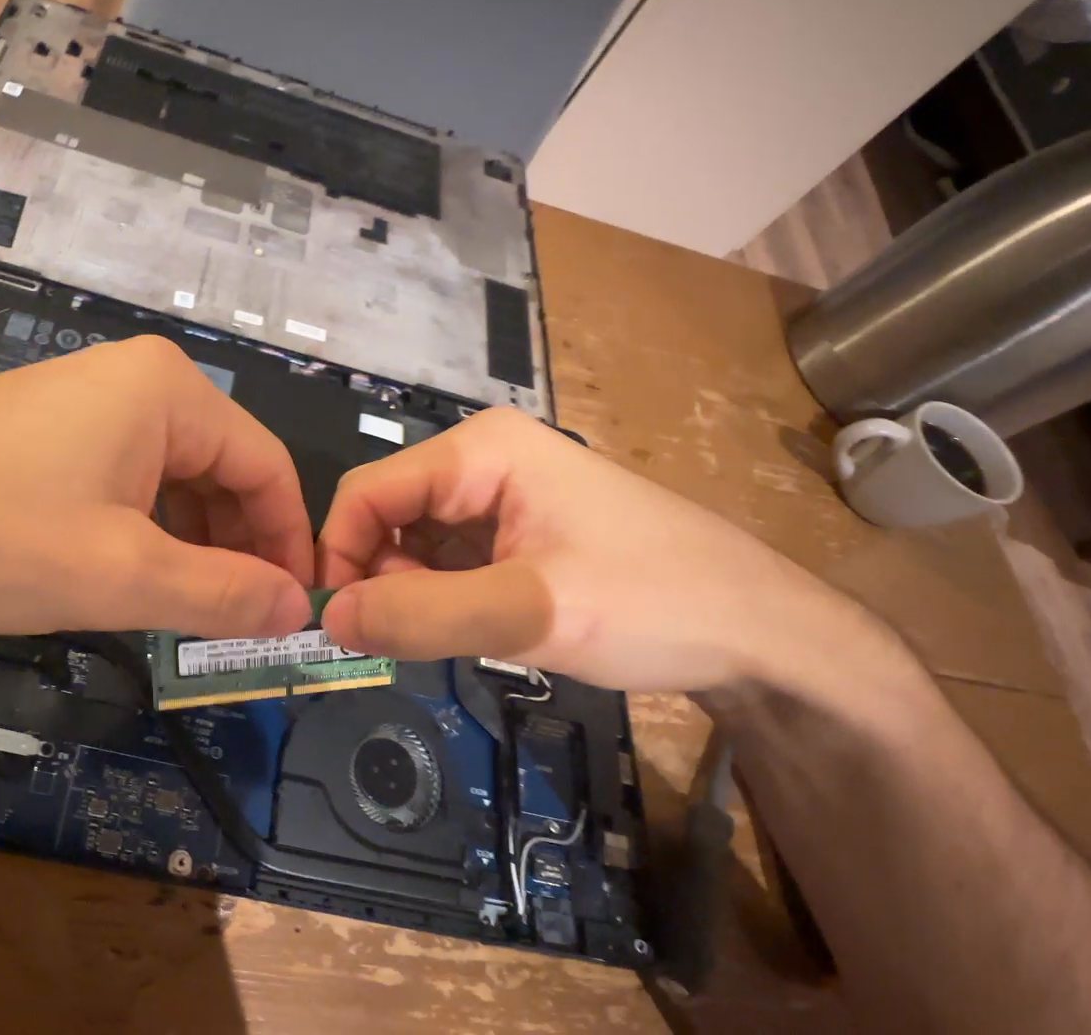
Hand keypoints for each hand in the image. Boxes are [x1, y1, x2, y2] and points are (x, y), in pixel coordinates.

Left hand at [0, 335, 314, 638]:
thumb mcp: (124, 576)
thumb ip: (224, 595)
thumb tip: (301, 610)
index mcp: (169, 391)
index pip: (267, 466)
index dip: (288, 543)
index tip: (294, 610)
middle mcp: (135, 379)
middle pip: (222, 468)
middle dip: (237, 546)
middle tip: (238, 621)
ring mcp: (86, 398)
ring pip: (172, 477)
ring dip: (191, 544)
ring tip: (186, 609)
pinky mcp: (48, 425)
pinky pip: (125, 476)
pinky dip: (144, 528)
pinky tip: (131, 574)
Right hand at [316, 407, 858, 692]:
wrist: (763, 632)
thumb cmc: (653, 604)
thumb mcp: (529, 612)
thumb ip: (421, 614)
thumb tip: (328, 618)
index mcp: (480, 450)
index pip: (367, 492)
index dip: (340, 555)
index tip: (341, 627)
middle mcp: (483, 460)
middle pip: (387, 515)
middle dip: (382, 578)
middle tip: (415, 639)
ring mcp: (502, 495)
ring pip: (414, 542)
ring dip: (414, 593)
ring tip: (463, 634)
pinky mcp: (517, 530)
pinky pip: (448, 559)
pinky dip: (443, 597)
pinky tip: (480, 626)